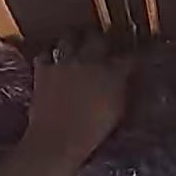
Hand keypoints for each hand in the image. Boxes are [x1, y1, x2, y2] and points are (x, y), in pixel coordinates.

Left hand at [20, 35, 130, 166]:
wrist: (57, 140)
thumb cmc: (92, 132)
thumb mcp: (117, 111)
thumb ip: (121, 88)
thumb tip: (123, 78)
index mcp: (113, 72)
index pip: (128, 55)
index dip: (131, 54)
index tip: (132, 55)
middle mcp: (89, 59)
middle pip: (98, 37)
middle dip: (101, 38)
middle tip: (102, 43)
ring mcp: (64, 61)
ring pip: (69, 36)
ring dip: (74, 39)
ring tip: (75, 43)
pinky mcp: (43, 68)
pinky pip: (45, 53)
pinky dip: (49, 55)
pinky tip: (52, 60)